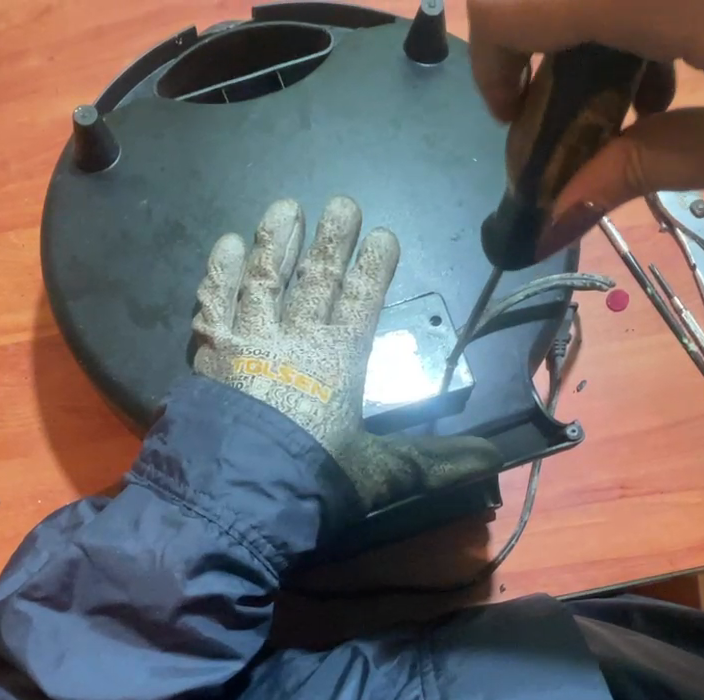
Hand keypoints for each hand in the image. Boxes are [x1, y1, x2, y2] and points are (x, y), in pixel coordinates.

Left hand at [192, 197, 501, 510]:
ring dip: (273, 240)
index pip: (362, 298)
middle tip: (341, 203)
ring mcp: (248, 340)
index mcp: (338, 358)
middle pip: (315, 277)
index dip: (374, 265)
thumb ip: (434, 462)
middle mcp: (294, 337)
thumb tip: (494, 458)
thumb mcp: (380, 474)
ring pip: (263, 277)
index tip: (383, 234)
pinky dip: (219, 273)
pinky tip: (225, 245)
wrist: (236, 492)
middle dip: (331, 239)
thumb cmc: (313, 478)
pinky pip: (214, 301)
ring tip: (285, 207)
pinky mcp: (209, 353)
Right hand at [468, 0, 703, 234]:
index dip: (494, 64)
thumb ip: (630, 167)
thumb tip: (547, 219)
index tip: (521, 117)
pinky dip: (662, 10)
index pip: (511, 4)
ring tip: (654, 90)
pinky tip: (702, 44)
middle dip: (552, 47)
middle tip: (586, 108)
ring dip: (613, 27)